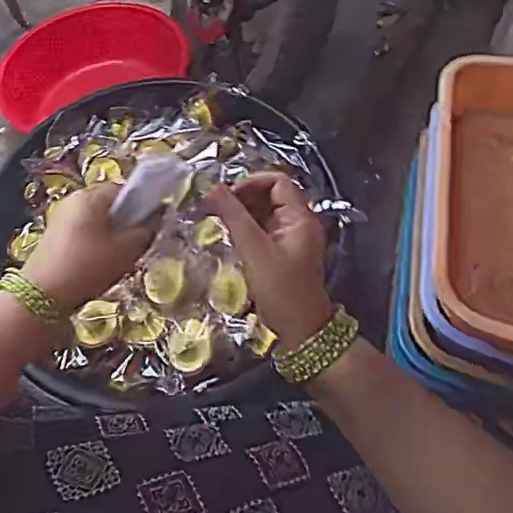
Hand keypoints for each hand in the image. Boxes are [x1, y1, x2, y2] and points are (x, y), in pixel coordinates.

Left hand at [21, 184, 156, 312]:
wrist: (43, 294)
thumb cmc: (88, 266)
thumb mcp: (126, 250)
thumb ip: (146, 230)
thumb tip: (157, 217)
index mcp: (90, 196)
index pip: (123, 188)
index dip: (141, 203)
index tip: (151, 224)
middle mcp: (73, 199)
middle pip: (108, 203)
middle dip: (125, 220)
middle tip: (136, 242)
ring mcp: (60, 216)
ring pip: (95, 218)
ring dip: (110, 232)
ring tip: (118, 256)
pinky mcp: (53, 234)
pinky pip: (82, 229)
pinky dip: (94, 240)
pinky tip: (98, 262)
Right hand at [204, 173, 332, 346]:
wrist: (301, 330)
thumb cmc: (281, 290)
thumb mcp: (255, 251)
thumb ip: (234, 217)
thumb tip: (212, 188)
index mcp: (300, 218)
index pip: (277, 182)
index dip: (250, 183)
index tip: (225, 195)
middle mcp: (299, 223)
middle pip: (270, 195)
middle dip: (242, 196)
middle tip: (215, 207)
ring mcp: (291, 238)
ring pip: (264, 212)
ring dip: (242, 212)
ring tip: (217, 219)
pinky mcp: (282, 253)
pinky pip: (263, 229)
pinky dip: (246, 228)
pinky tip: (228, 235)